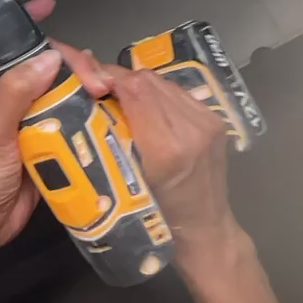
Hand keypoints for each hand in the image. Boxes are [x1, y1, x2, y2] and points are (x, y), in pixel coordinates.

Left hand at [0, 0, 84, 252]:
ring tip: (106, 93)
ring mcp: (30, 116)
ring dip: (86, 85)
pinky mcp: (48, 138)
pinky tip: (108, 109)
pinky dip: (90, 111)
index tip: (50, 6)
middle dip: (72, 63)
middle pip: (45, 62)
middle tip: (95, 81)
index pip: (7, 42)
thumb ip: (15, 91)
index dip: (27, 22)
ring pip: (63, 87)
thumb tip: (48, 58)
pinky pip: (73, 116)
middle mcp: (8, 94)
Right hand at [98, 62, 240, 256]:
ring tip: (120, 98)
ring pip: (161, 81)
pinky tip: (146, 107)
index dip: (108, 77)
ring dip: (137, 85)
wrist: (204, 225)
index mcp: (166, 147)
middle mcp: (191, 129)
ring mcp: (208, 122)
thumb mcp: (124, 174)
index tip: (87, 82)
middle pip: (146, 80)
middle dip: (119, 79)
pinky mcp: (215, 119)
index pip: (134, 88)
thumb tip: (88, 95)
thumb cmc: (156, 209)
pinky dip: (156, 93)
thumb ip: (111, 134)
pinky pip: (176, 91)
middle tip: (98, 90)